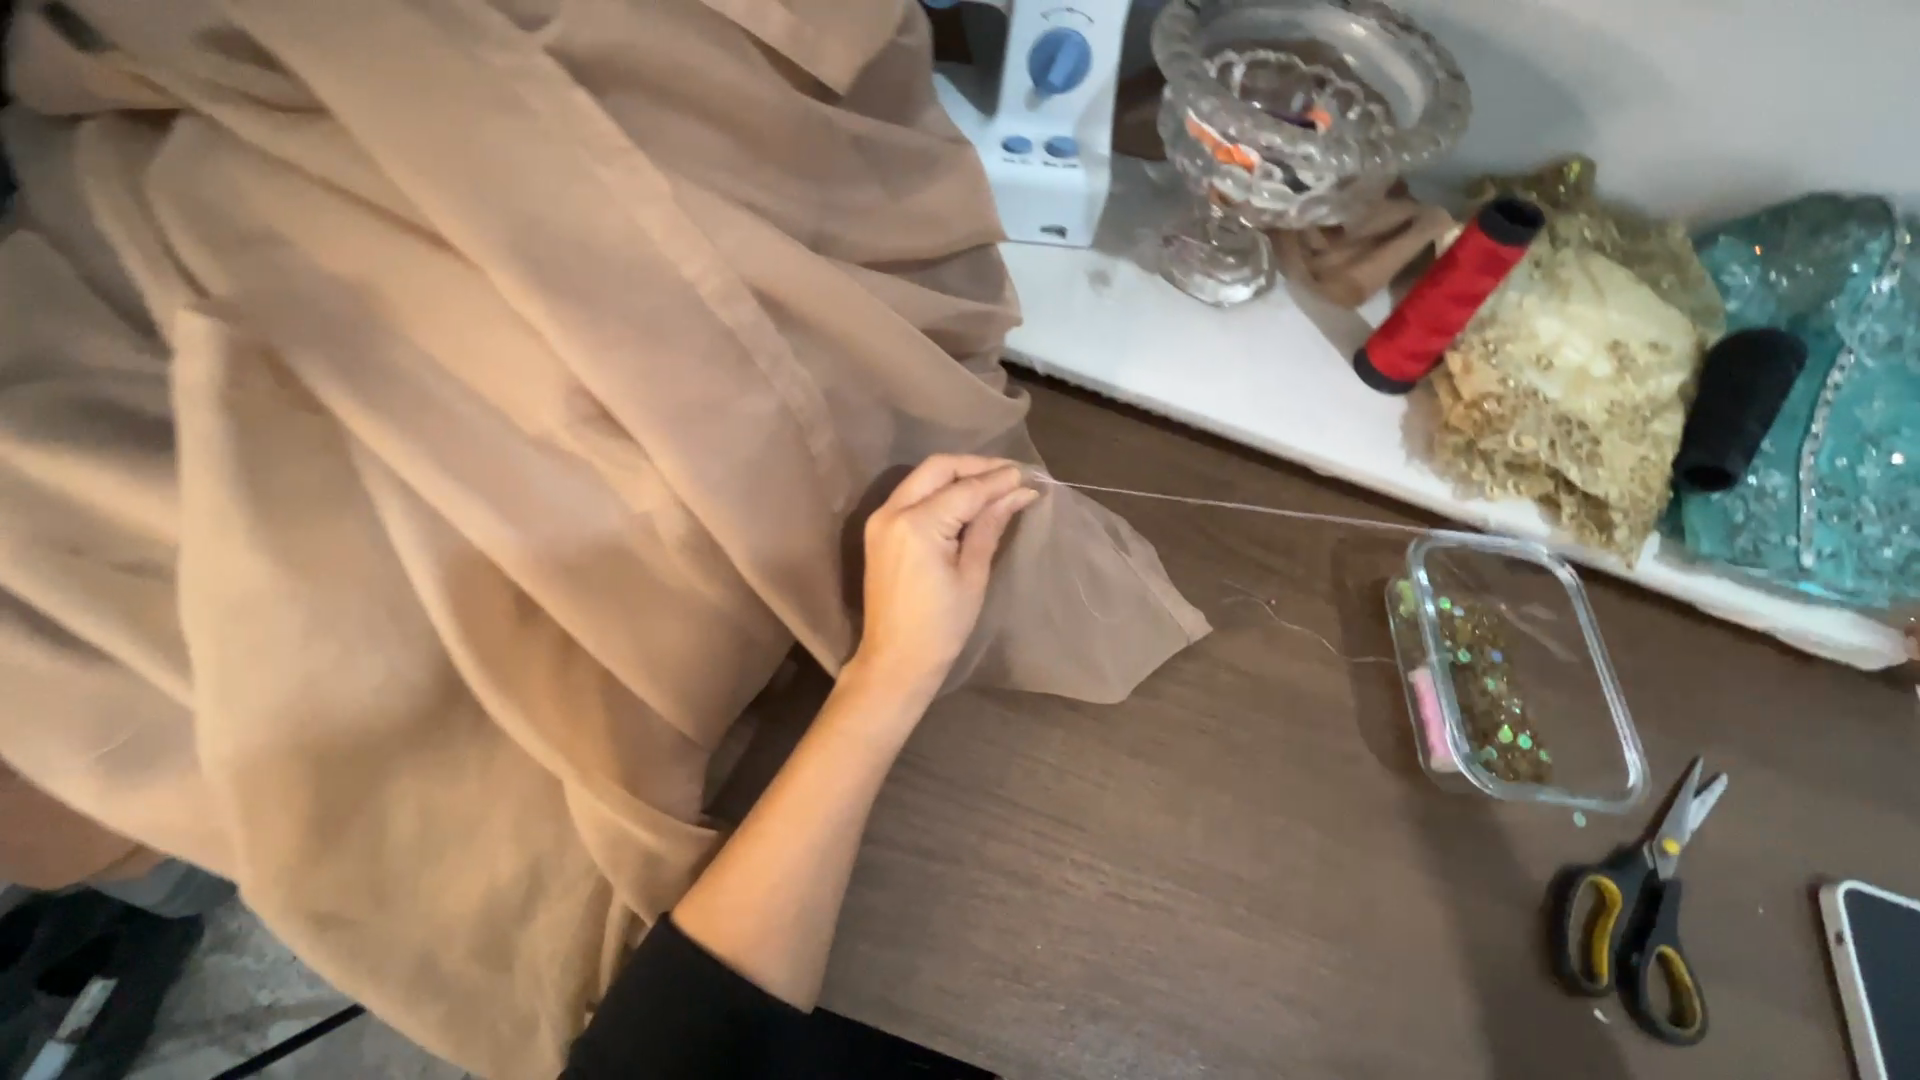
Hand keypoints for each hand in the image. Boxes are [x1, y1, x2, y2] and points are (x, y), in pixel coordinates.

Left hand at [851, 455, 1038, 693]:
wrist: (895, 660)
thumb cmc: (940, 627)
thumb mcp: (972, 575)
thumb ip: (990, 525)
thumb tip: (1019, 493)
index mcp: (917, 525)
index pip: (965, 489)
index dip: (999, 480)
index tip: (1028, 477)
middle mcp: (892, 512)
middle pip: (937, 468)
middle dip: (975, 466)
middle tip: (1010, 474)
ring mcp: (881, 519)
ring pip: (922, 477)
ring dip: (957, 475)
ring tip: (994, 484)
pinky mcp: (879, 530)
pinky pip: (912, 495)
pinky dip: (940, 491)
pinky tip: (967, 500)